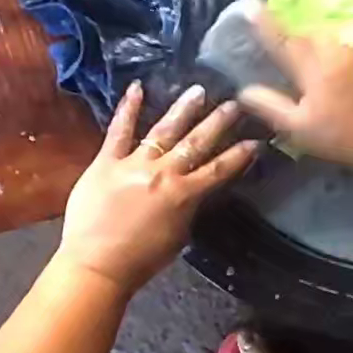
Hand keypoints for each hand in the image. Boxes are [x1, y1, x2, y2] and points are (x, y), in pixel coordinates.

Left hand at [55, 82, 260, 289]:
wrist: (96, 266)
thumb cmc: (143, 258)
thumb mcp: (180, 233)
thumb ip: (189, 205)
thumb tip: (197, 186)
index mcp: (185, 195)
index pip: (220, 169)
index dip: (240, 154)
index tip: (255, 140)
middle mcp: (164, 174)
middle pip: (197, 143)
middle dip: (218, 122)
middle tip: (234, 104)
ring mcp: (134, 165)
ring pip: (164, 131)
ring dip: (184, 109)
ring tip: (199, 91)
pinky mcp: (106, 162)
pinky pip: (119, 131)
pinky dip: (128, 108)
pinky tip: (137, 87)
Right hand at [236, 6, 352, 168]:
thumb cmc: (338, 136)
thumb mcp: (297, 127)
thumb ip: (269, 105)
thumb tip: (245, 90)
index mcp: (313, 65)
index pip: (283, 37)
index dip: (265, 21)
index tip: (252, 2)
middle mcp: (335, 51)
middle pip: (307, 36)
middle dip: (293, 40)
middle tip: (283, 54)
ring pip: (329, 42)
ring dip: (316, 48)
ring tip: (310, 68)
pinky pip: (347, 53)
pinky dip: (335, 59)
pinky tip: (336, 79)